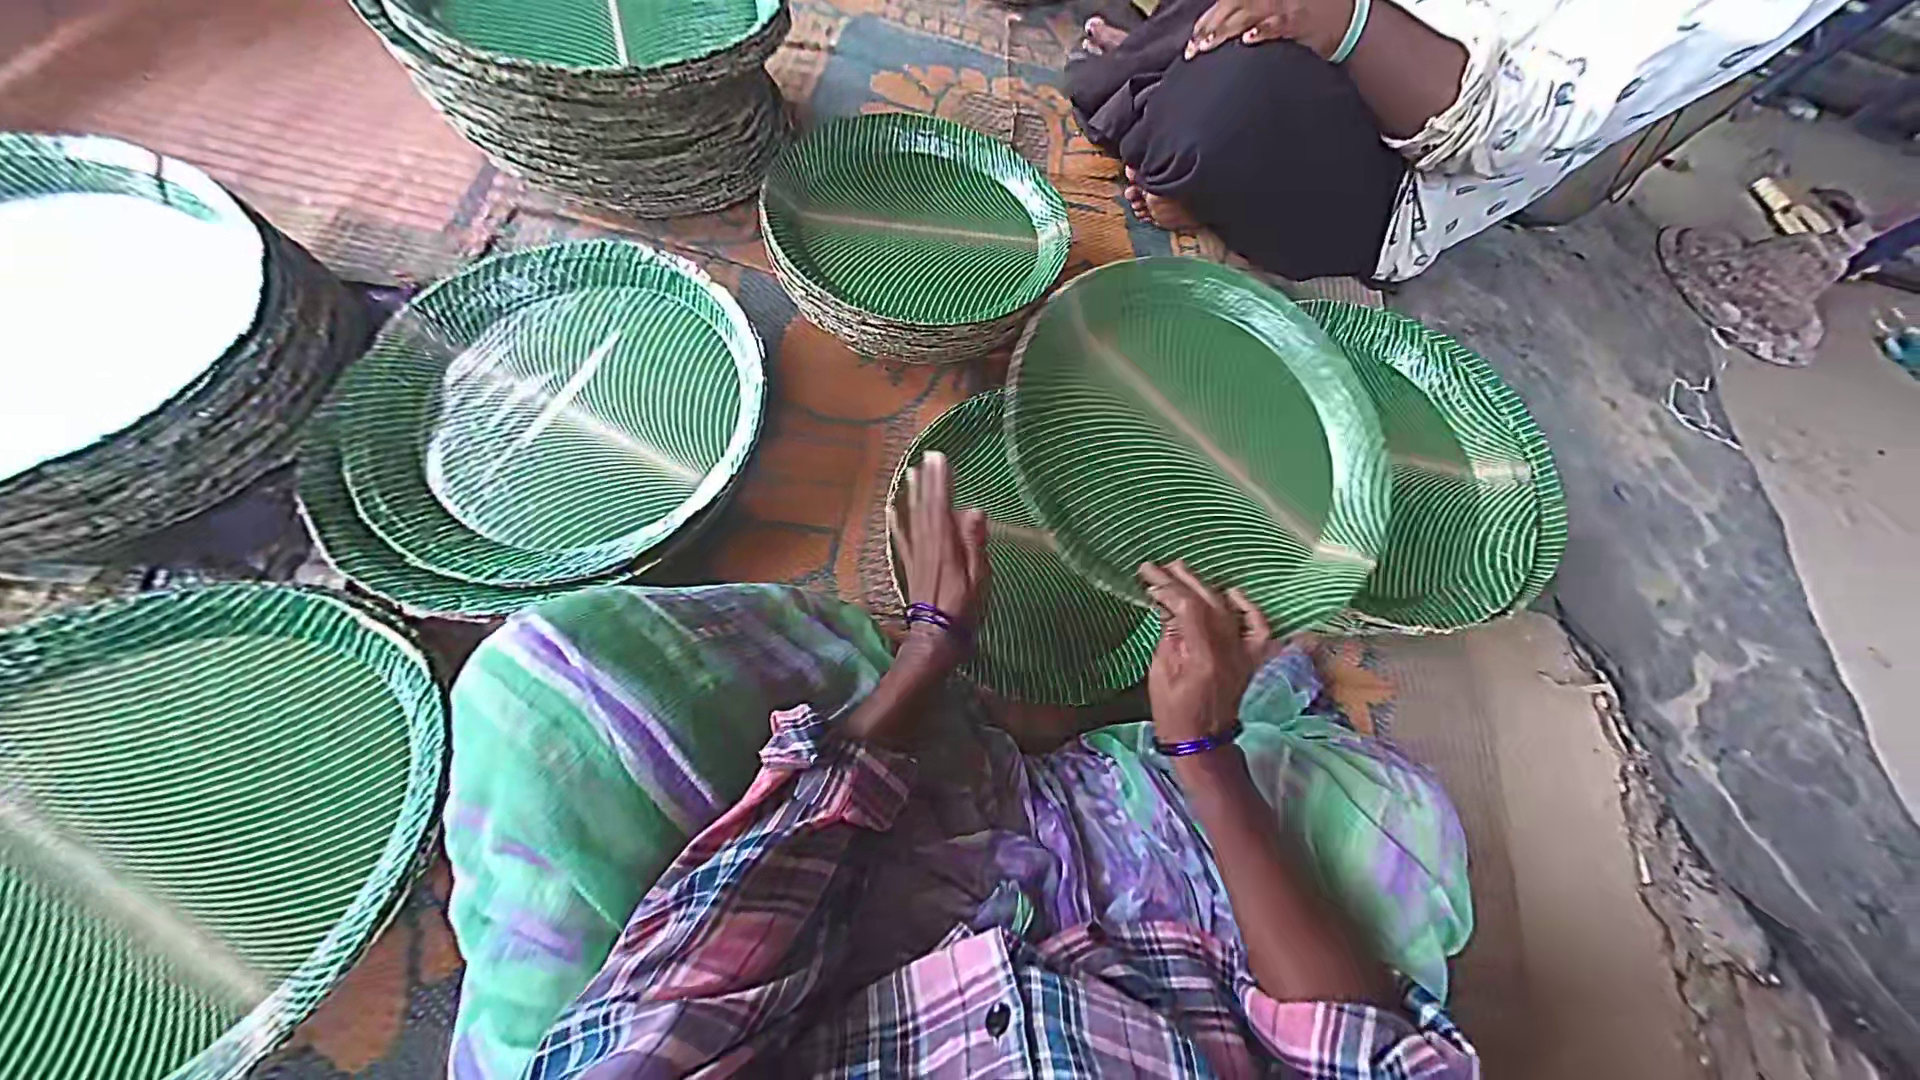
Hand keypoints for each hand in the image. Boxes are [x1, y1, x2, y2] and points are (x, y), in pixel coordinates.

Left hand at [890, 451, 989, 670]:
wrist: (936, 636)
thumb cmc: (964, 608)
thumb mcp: (979, 577)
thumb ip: (975, 543)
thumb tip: (975, 510)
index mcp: (946, 545)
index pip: (943, 505)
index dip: (941, 480)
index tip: (940, 458)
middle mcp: (928, 544)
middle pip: (926, 507)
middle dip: (927, 480)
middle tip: (927, 456)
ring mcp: (916, 555)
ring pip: (913, 518)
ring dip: (912, 495)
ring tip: (910, 473)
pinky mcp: (910, 566)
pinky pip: (901, 539)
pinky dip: (896, 522)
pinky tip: (892, 510)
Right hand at [1139, 561, 1270, 743]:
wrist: (1203, 740)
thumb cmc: (1173, 709)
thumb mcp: (1161, 670)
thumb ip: (1168, 634)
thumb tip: (1165, 605)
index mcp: (1203, 655)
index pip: (1188, 607)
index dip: (1167, 588)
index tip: (1147, 579)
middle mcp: (1229, 649)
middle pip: (1208, 602)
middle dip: (1181, 581)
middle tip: (1158, 567)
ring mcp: (1244, 653)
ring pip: (1228, 607)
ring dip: (1204, 587)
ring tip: (1181, 570)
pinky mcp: (1251, 657)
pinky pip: (1258, 627)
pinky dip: (1247, 607)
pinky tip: (1232, 592)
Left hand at [1184, 0, 1351, 59]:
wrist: (1344, 16)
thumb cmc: (1305, 10)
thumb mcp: (1275, 5)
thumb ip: (1249, 11)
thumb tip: (1221, 26)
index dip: (1209, 17)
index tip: (1192, 37)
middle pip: (1234, 4)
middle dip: (1211, 25)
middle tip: (1193, 47)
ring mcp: (1286, 4)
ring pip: (1250, 13)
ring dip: (1227, 29)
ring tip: (1207, 44)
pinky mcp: (1298, 21)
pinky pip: (1278, 24)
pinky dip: (1262, 31)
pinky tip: (1247, 39)